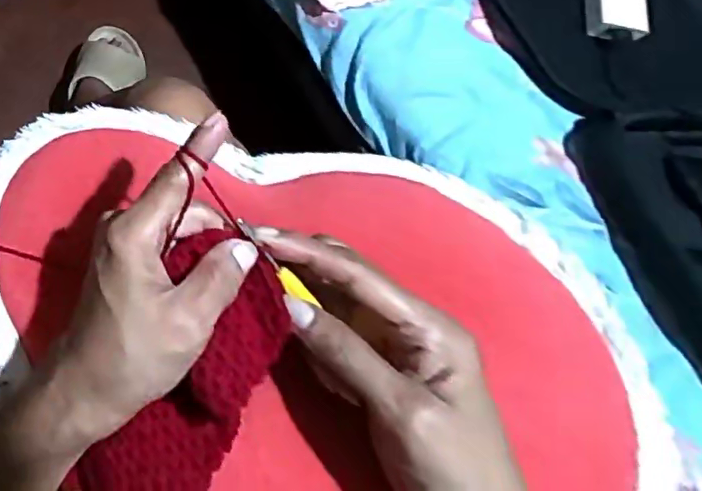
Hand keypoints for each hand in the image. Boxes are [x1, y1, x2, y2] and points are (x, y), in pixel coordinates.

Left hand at [40, 113, 256, 442]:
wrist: (85, 384)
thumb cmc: (135, 353)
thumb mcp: (188, 320)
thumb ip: (219, 276)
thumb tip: (243, 244)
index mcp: (133, 231)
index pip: (174, 179)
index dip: (199, 148)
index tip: (218, 118)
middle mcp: (119, 224)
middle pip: (178, 205)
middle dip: (213, 222)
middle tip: (248, 256)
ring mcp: (114, 238)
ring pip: (170, 223)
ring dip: (200, 240)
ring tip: (229, 273)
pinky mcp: (115, 255)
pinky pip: (157, 238)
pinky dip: (184, 249)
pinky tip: (205, 272)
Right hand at [253, 230, 525, 490]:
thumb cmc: (454, 468)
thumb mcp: (401, 410)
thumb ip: (345, 352)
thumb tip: (287, 302)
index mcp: (426, 324)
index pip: (355, 272)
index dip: (304, 249)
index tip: (257, 234)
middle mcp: (407, 320)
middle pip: (342, 271)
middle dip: (297, 258)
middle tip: (247, 249)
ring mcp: (390, 340)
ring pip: (331, 295)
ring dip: (296, 287)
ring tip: (255, 278)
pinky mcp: (373, 361)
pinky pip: (329, 327)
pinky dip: (305, 324)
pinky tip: (285, 322)